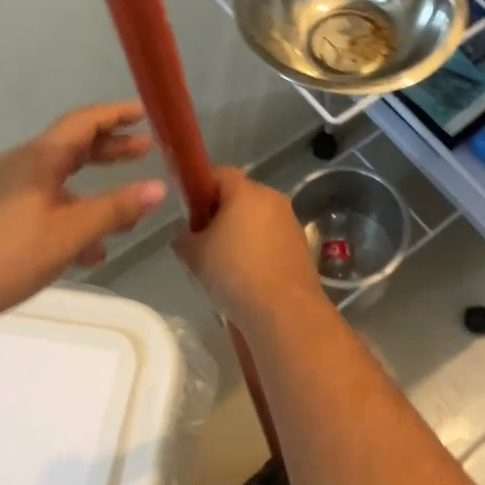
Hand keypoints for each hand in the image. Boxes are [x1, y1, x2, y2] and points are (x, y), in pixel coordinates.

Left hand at [0, 101, 166, 323]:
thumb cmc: (9, 255)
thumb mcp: (71, 232)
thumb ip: (116, 208)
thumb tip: (159, 188)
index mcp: (38, 158)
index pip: (83, 122)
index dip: (115, 115)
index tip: (144, 114)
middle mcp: (21, 165)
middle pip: (73, 146)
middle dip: (110, 149)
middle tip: (146, 151)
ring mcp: (7, 191)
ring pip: (61, 179)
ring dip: (96, 187)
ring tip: (128, 207)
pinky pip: (46, 203)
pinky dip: (73, 213)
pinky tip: (92, 248)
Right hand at [172, 166, 322, 326]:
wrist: (283, 310)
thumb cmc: (234, 273)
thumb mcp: (194, 255)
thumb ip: (183, 237)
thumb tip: (184, 234)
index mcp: (246, 191)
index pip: (219, 173)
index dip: (200, 188)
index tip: (189, 212)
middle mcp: (272, 198)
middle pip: (240, 196)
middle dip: (220, 213)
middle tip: (203, 242)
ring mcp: (290, 221)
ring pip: (257, 218)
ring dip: (241, 233)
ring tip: (224, 265)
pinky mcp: (300, 244)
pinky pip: (272, 238)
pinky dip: (258, 249)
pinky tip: (247, 276)